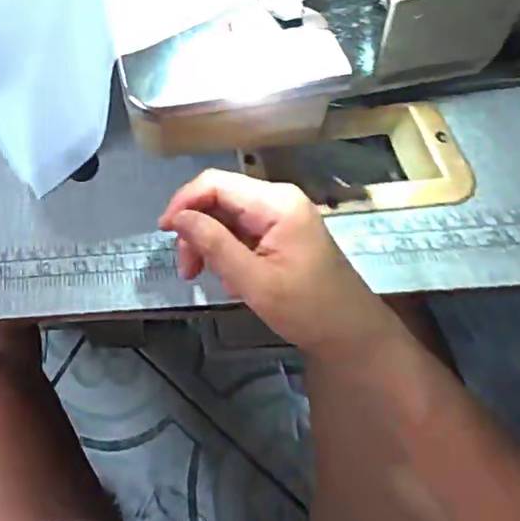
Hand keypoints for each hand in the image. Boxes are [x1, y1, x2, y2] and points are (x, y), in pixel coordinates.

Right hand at [160, 170, 400, 362]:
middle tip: (188, 269)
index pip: (216, 183)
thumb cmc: (308, 310)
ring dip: (208, 241)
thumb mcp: (255, 282)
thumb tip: (178, 218)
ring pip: (226, 213)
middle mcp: (278, 197)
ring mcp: (281, 212)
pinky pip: (240, 227)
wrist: (354, 337)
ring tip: (205, 276)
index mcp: (276, 202)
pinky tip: (230, 277)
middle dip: (196, 229)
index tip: (165, 232)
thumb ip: (214, 245)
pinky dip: (226, 248)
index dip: (184, 202)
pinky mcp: (280, 228)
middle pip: (219, 197)